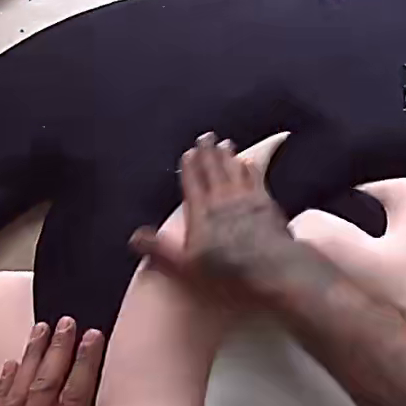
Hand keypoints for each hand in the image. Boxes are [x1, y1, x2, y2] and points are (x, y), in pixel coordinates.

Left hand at [0, 319, 163, 405]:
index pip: (72, 403)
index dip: (84, 365)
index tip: (93, 337)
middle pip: (41, 392)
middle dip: (55, 352)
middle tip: (66, 322)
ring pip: (13, 401)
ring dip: (27, 363)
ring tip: (37, 334)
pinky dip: (1, 393)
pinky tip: (6, 377)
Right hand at [129, 133, 317, 303]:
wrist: (271, 267)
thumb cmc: (225, 269)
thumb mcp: (184, 265)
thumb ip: (159, 249)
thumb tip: (134, 237)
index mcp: (201, 211)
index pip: (192, 183)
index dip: (189, 168)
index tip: (188, 153)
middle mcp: (222, 199)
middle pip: (213, 170)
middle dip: (208, 153)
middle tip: (206, 137)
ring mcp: (246, 198)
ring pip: (234, 170)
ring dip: (229, 156)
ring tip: (225, 144)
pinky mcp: (266, 203)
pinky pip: (256, 179)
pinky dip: (250, 169)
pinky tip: (249, 163)